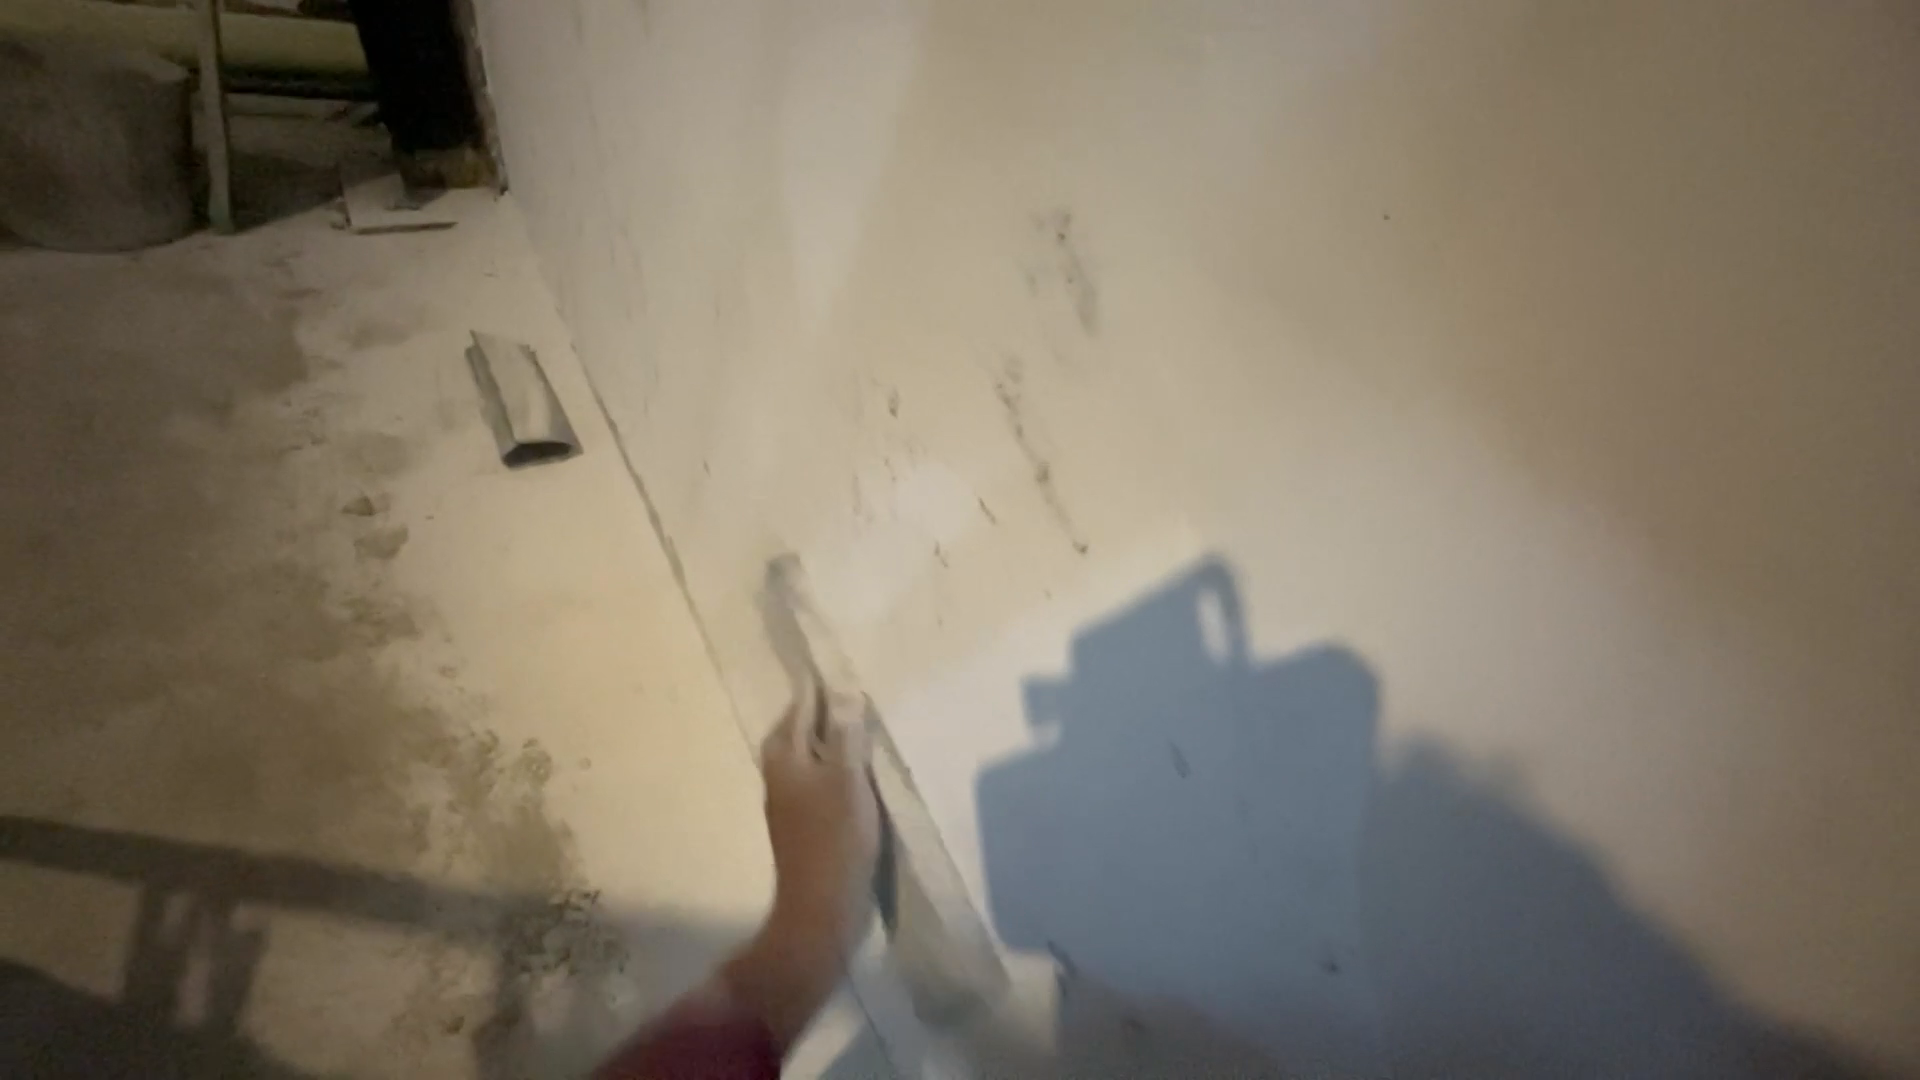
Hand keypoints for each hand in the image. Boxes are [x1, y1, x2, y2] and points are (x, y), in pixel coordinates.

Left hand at [758, 674, 880, 957]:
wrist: (819, 910)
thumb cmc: (836, 837)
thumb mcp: (849, 779)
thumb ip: (846, 735)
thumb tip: (842, 691)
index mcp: (787, 760)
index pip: (798, 712)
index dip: (810, 690)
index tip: (820, 667)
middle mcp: (778, 778)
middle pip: (789, 735)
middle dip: (806, 713)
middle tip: (827, 694)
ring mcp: (785, 805)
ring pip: (797, 758)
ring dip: (815, 739)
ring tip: (839, 726)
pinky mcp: (799, 826)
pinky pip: (807, 779)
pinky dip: (822, 764)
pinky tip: (841, 770)